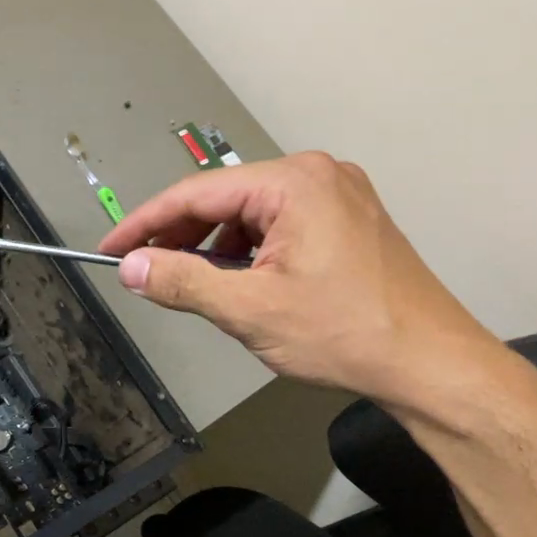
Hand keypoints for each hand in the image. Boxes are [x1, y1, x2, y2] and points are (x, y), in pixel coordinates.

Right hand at [99, 152, 504, 405]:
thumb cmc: (341, 332)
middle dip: (178, 235)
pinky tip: (235, 283)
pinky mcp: (348, 222)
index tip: (109, 250)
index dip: (145, 223)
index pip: (197, 194)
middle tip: (140, 271)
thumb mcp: (248, 310)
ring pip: (250, 215)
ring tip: (186, 284)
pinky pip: (278, 226)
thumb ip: (182, 283)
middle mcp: (318, 175)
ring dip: (211, 246)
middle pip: (224, 199)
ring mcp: (338, 196)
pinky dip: (245, 252)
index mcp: (294, 183)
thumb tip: (131, 267)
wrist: (427, 361)